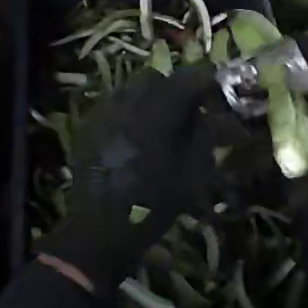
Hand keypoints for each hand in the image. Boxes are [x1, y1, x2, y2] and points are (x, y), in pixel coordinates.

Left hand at [35, 67, 218, 294]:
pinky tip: (137, 136)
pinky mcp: (89, 124)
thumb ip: (204, 135)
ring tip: (163, 126)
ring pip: (133, 89)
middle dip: (177, 90)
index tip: (218, 100)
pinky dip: (131, 112)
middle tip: (190, 114)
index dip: (207, 84)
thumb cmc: (152, 204)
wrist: (99, 229)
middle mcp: (127, 102)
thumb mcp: (192, 173)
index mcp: (157, 111)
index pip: (188, 78)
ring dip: (153, 99)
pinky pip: (115, 105)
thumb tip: (213, 115)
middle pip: (158, 78)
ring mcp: (104, 111)